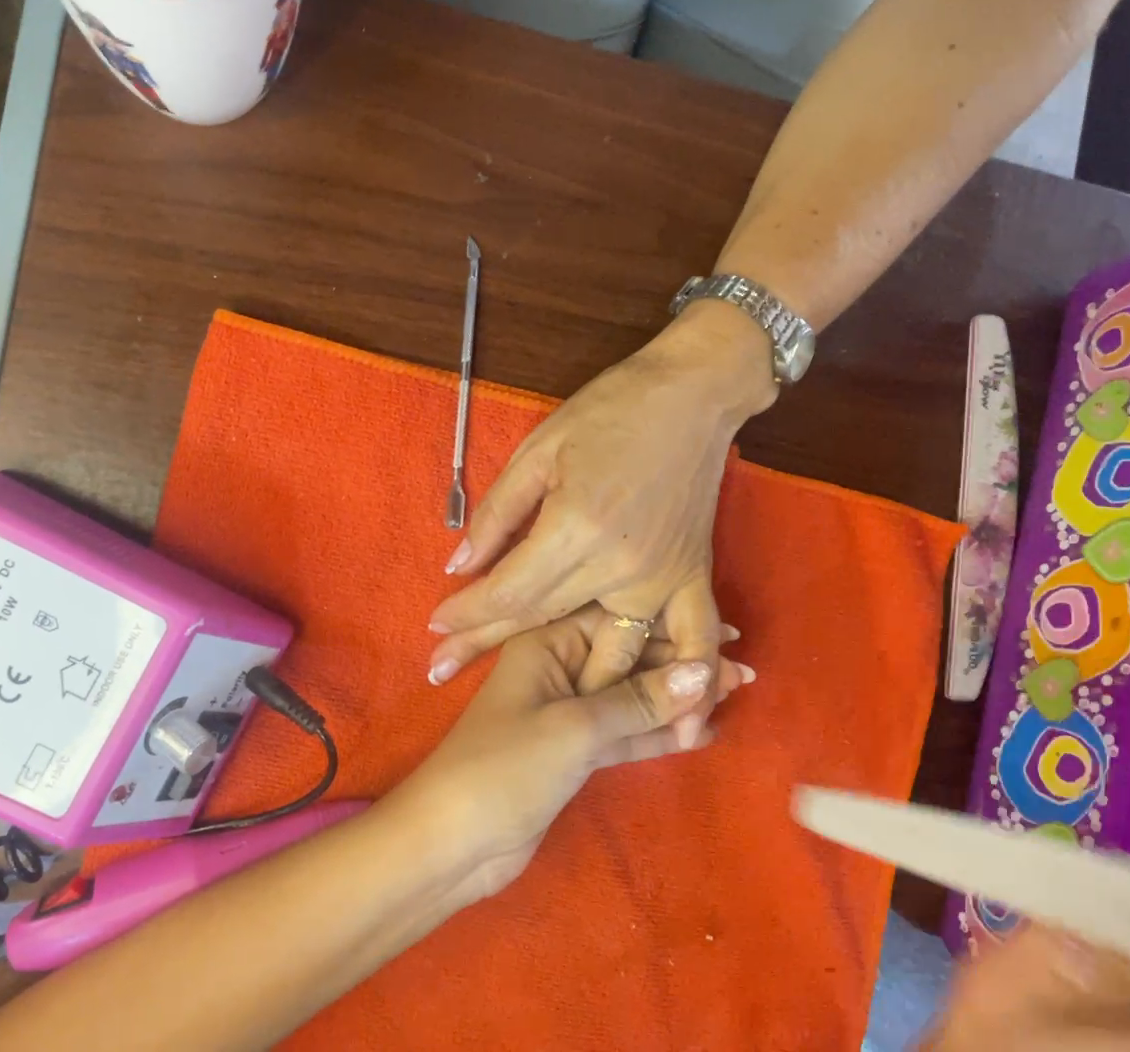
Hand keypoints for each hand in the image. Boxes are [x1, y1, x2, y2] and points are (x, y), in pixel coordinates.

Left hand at [389, 608, 752, 906]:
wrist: (453, 842)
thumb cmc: (505, 768)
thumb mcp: (574, 729)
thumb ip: (637, 702)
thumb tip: (702, 673)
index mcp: (545, 645)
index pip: (617, 623)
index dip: (671, 630)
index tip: (726, 635)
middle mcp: (557, 671)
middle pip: (629, 660)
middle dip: (682, 667)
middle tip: (744, 673)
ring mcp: (566, 714)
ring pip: (631, 699)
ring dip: (677, 701)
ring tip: (736, 696)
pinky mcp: (573, 754)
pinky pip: (624, 734)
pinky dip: (658, 734)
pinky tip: (702, 733)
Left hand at [429, 304, 777, 693]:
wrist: (693, 394)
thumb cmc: (609, 412)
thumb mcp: (539, 451)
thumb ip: (498, 515)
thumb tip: (459, 566)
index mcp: (574, 529)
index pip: (509, 591)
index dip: (468, 613)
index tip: (435, 628)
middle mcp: (616, 566)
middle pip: (542, 622)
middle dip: (485, 645)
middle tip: (439, 673)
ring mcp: (660, 578)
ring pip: (605, 645)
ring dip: (565, 684)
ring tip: (523, 719)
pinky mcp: (694, 577)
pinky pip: (692, 640)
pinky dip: (688, 689)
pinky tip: (679, 737)